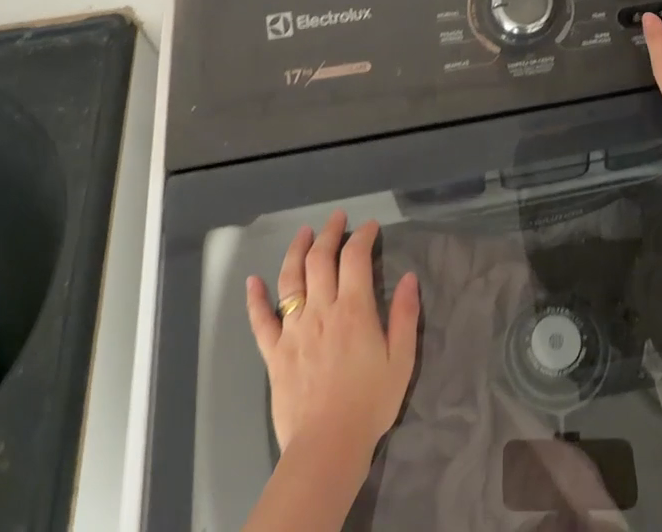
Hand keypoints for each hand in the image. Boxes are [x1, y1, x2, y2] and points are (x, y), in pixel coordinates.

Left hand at [246, 211, 420, 453]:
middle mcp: (320, 311)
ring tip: (303, 233)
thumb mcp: (402, 360)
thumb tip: (408, 278)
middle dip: (329, 233)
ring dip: (296, 251)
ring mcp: (293, 330)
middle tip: (337, 218)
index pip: (355, 259)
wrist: (327, 443)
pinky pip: (261, 319)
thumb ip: (405, 316)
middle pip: (320, 260)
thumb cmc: (371, 403)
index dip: (362, 237)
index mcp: (354, 310)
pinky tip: (253, 281)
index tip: (370, 227)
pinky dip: (255, 298)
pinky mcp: (274, 352)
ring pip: (290, 280)